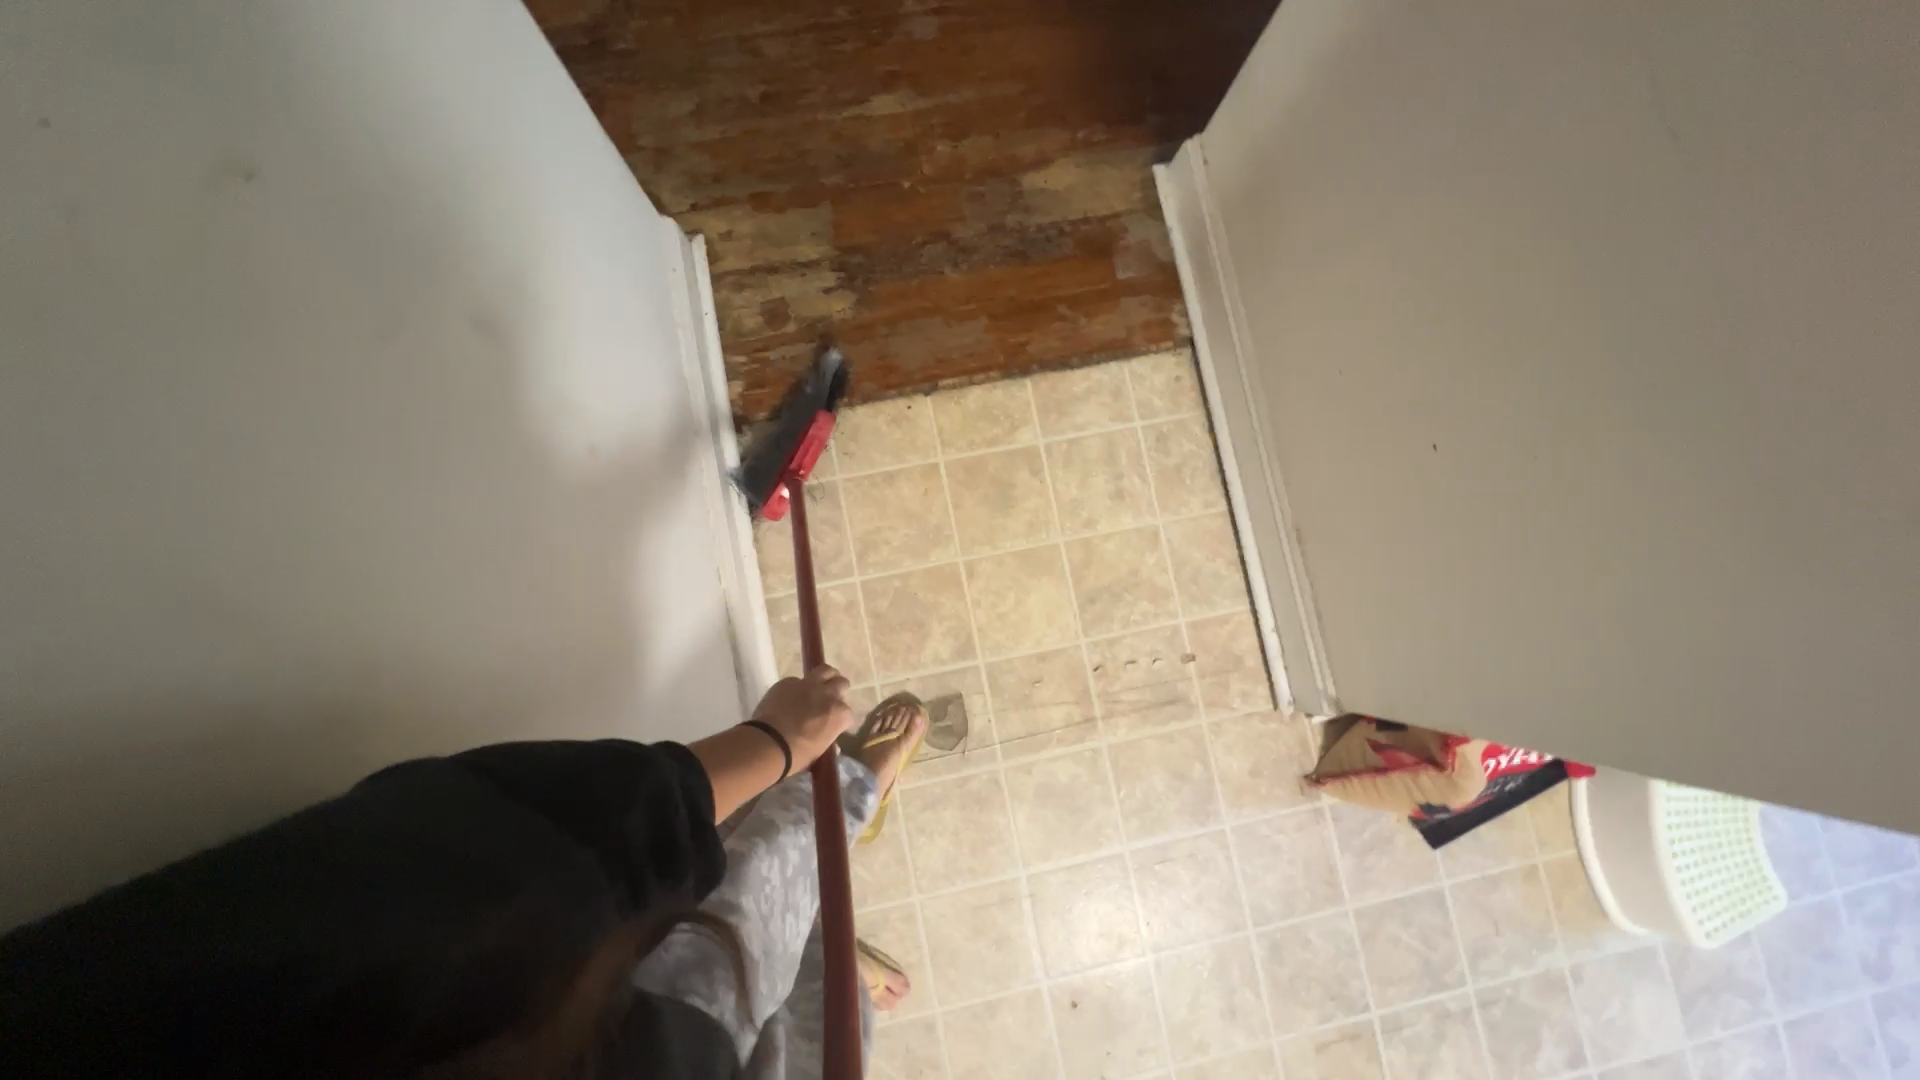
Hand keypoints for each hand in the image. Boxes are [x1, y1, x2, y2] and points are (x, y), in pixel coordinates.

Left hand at [752, 665, 856, 768]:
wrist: (768, 744)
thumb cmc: (797, 754)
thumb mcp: (820, 749)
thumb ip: (827, 735)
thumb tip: (828, 735)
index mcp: (840, 714)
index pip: (848, 714)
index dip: (841, 719)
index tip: (834, 724)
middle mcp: (829, 694)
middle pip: (841, 684)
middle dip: (838, 692)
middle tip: (829, 700)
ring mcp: (808, 685)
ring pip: (825, 670)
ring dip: (826, 677)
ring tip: (820, 684)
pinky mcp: (788, 682)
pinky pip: (797, 680)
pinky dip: (797, 687)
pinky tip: (790, 696)